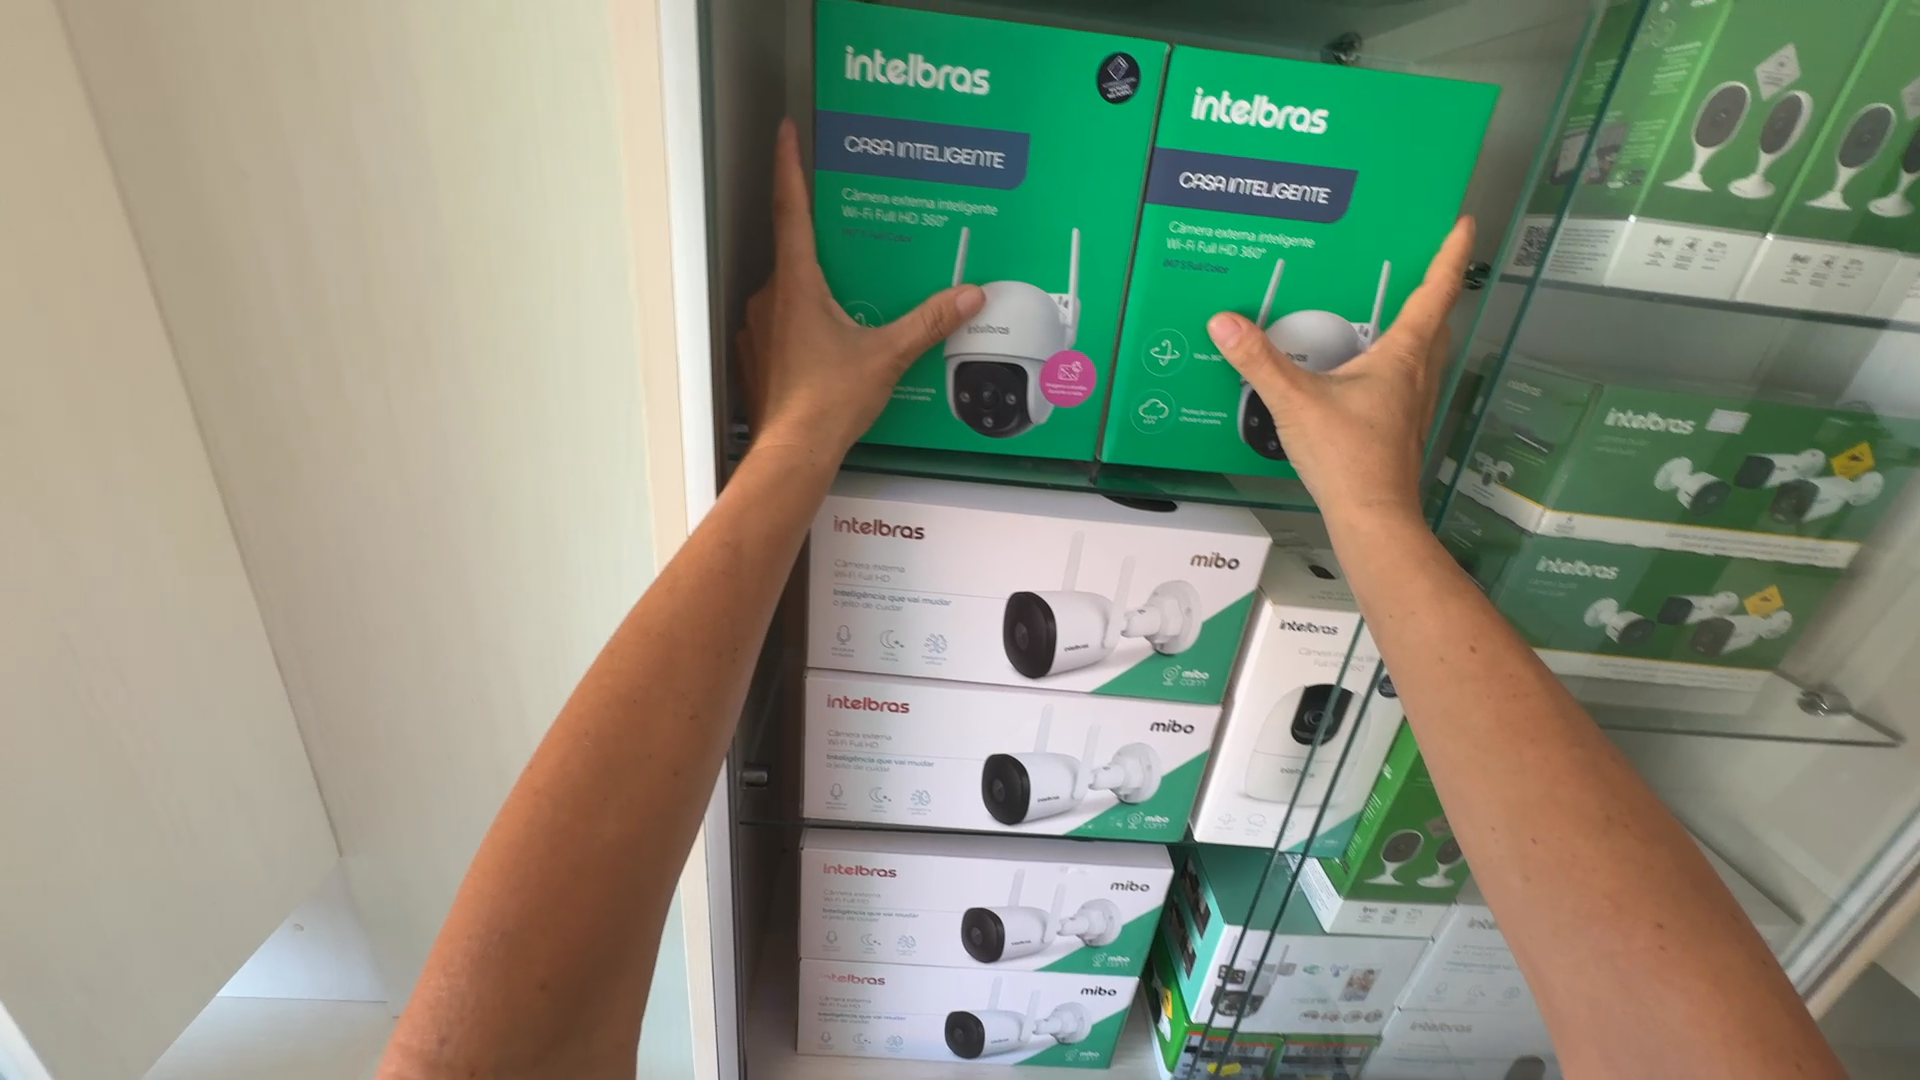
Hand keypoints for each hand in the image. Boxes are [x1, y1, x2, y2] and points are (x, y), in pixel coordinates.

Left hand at [737, 119, 986, 459]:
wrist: (794, 452)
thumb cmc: (828, 404)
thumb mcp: (887, 356)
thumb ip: (929, 322)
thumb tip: (967, 297)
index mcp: (798, 286)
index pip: (790, 209)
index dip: (789, 166)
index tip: (786, 132)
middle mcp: (770, 300)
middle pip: (795, 255)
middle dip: (822, 248)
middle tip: (849, 248)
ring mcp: (759, 330)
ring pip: (788, 294)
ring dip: (814, 294)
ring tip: (847, 310)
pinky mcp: (759, 357)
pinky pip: (781, 326)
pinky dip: (803, 327)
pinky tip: (828, 347)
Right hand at [1206, 218, 1474, 524]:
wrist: (1371, 514)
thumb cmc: (1346, 456)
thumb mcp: (1295, 402)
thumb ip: (1259, 362)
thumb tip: (1224, 323)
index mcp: (1403, 356)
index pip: (1436, 292)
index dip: (1449, 255)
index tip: (1462, 223)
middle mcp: (1419, 375)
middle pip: (1438, 322)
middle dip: (1434, 291)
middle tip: (1418, 269)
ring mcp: (1414, 404)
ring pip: (1428, 354)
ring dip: (1418, 330)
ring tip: (1390, 317)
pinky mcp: (1402, 428)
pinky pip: (1408, 382)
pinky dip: (1397, 365)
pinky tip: (1366, 377)